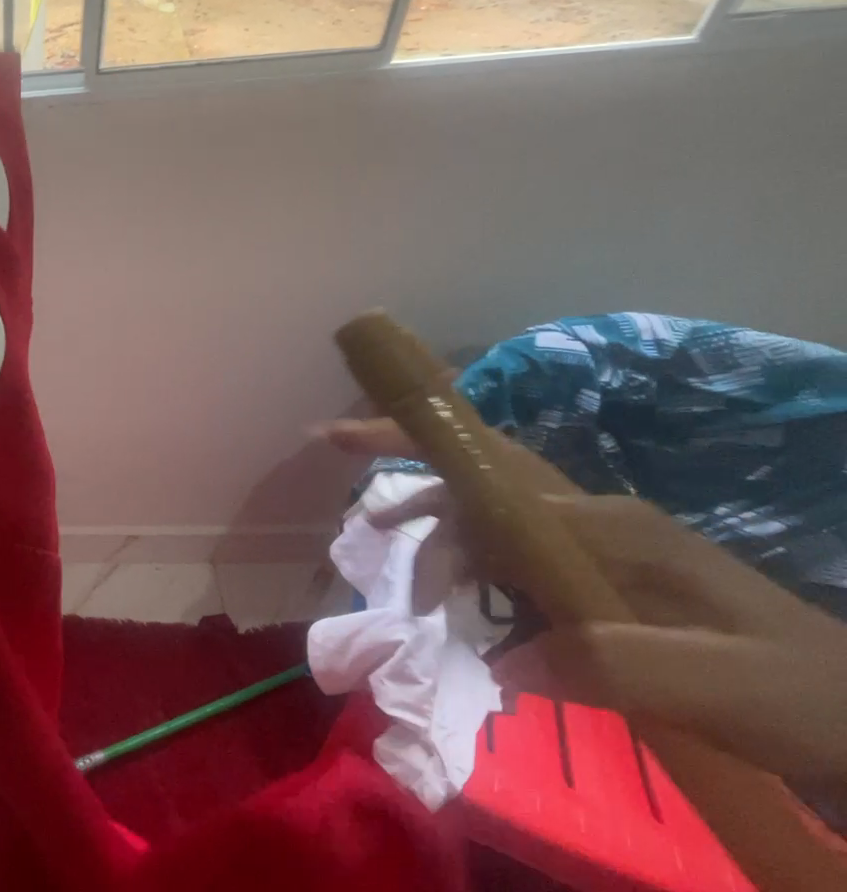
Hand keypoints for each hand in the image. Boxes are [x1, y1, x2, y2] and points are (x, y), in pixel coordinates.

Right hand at [318, 415, 846, 787]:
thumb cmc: (800, 692)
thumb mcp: (722, 686)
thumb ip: (613, 664)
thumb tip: (502, 660)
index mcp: (610, 524)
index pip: (491, 480)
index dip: (419, 482)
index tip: (354, 484)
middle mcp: (593, 516)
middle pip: (478, 464)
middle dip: (404, 446)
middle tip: (333, 440)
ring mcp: (594, 541)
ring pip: (484, 505)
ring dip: (429, 519)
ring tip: (384, 543)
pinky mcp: (593, 573)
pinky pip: (505, 545)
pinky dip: (459, 553)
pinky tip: (446, 585)